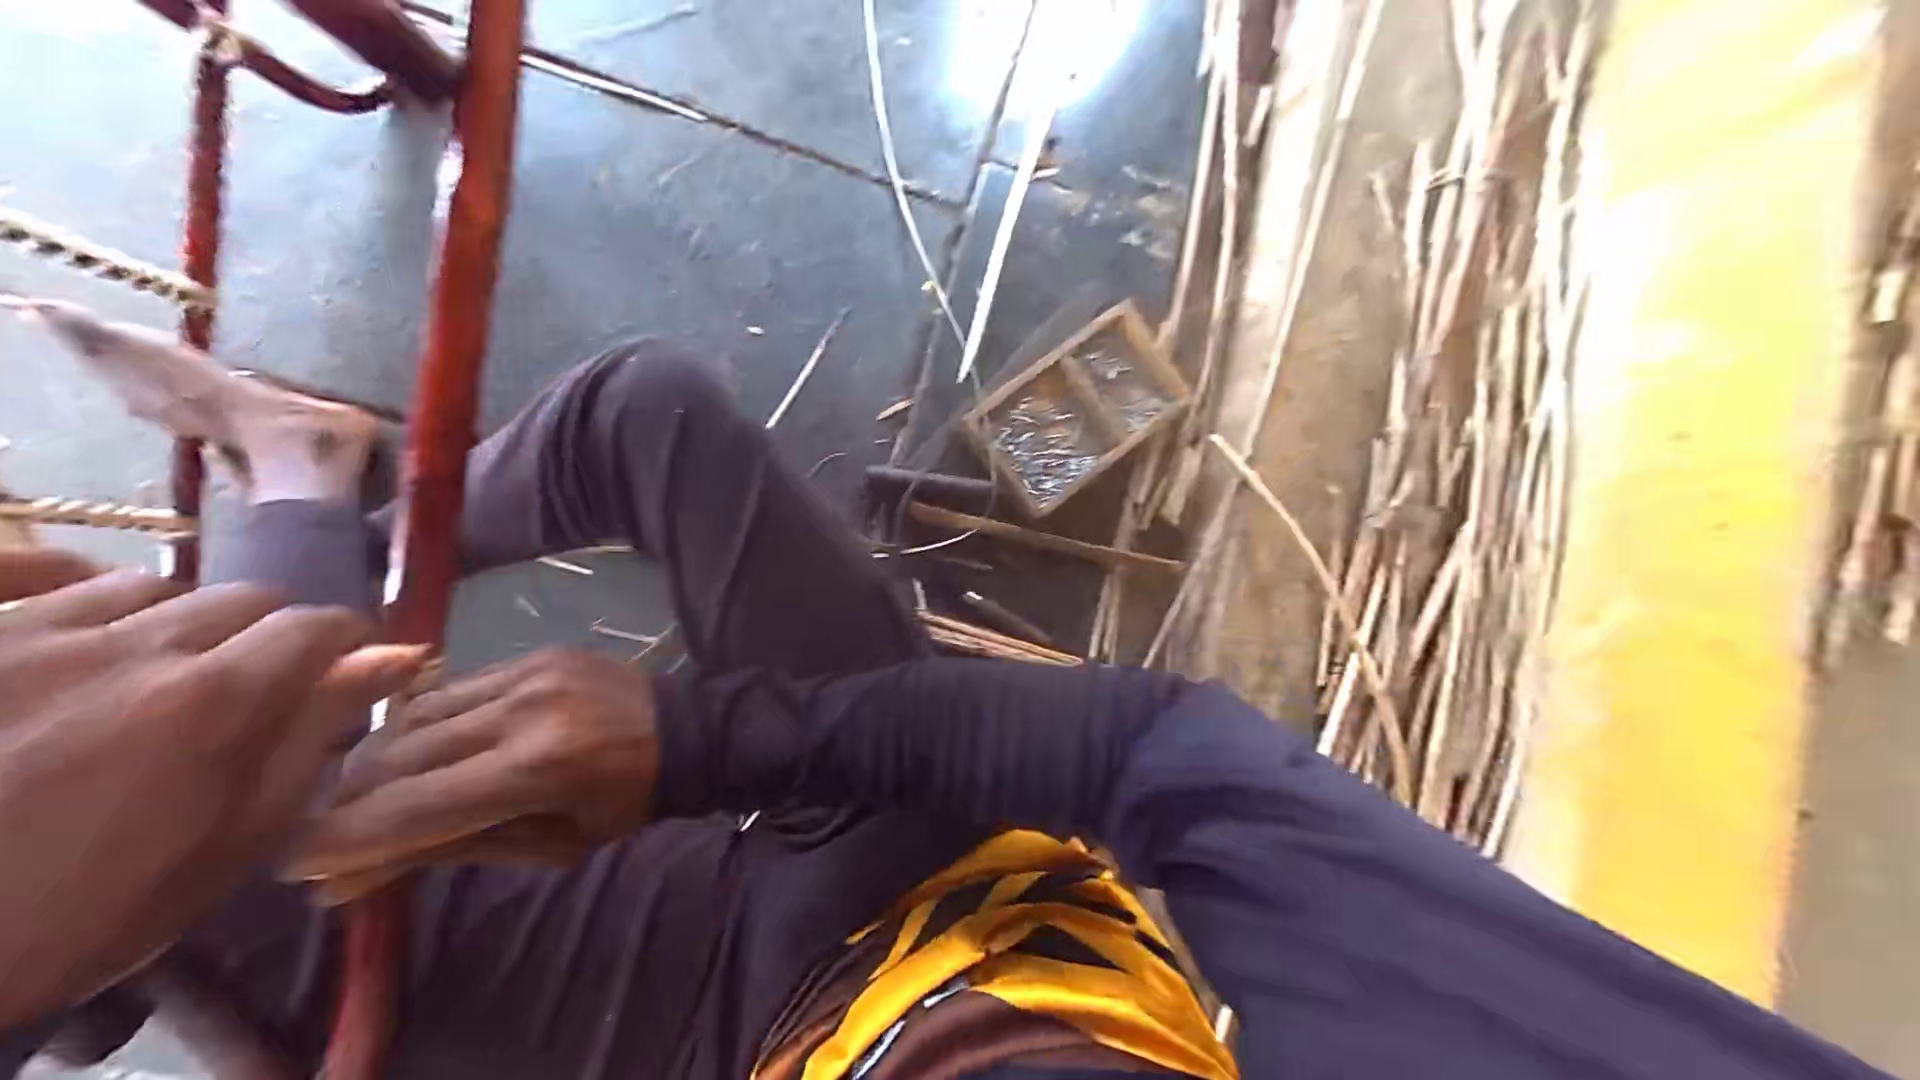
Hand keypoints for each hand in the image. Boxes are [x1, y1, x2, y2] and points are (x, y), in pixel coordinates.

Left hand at [0, 550, 422, 1024]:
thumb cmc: (72, 916)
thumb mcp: (229, 841)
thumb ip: (314, 735)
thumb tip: (393, 659)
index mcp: (212, 700)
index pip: (319, 626)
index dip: (348, 642)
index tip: (348, 669)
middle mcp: (132, 648)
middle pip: (246, 598)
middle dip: (272, 631)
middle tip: (255, 681)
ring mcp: (28, 636)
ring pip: (151, 586)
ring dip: (181, 618)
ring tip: (159, 665)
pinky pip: (30, 568)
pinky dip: (75, 578)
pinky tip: (82, 607)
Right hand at [288, 648, 660, 884]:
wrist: (687, 730)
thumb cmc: (628, 800)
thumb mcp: (554, 845)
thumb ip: (459, 850)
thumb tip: (350, 878)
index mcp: (537, 769)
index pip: (411, 808)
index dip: (341, 840)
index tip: (293, 862)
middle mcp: (524, 711)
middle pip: (401, 755)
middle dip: (353, 799)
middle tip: (334, 826)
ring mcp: (530, 672)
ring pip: (418, 714)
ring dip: (384, 754)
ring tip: (377, 787)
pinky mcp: (538, 652)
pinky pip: (455, 686)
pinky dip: (427, 720)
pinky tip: (426, 744)